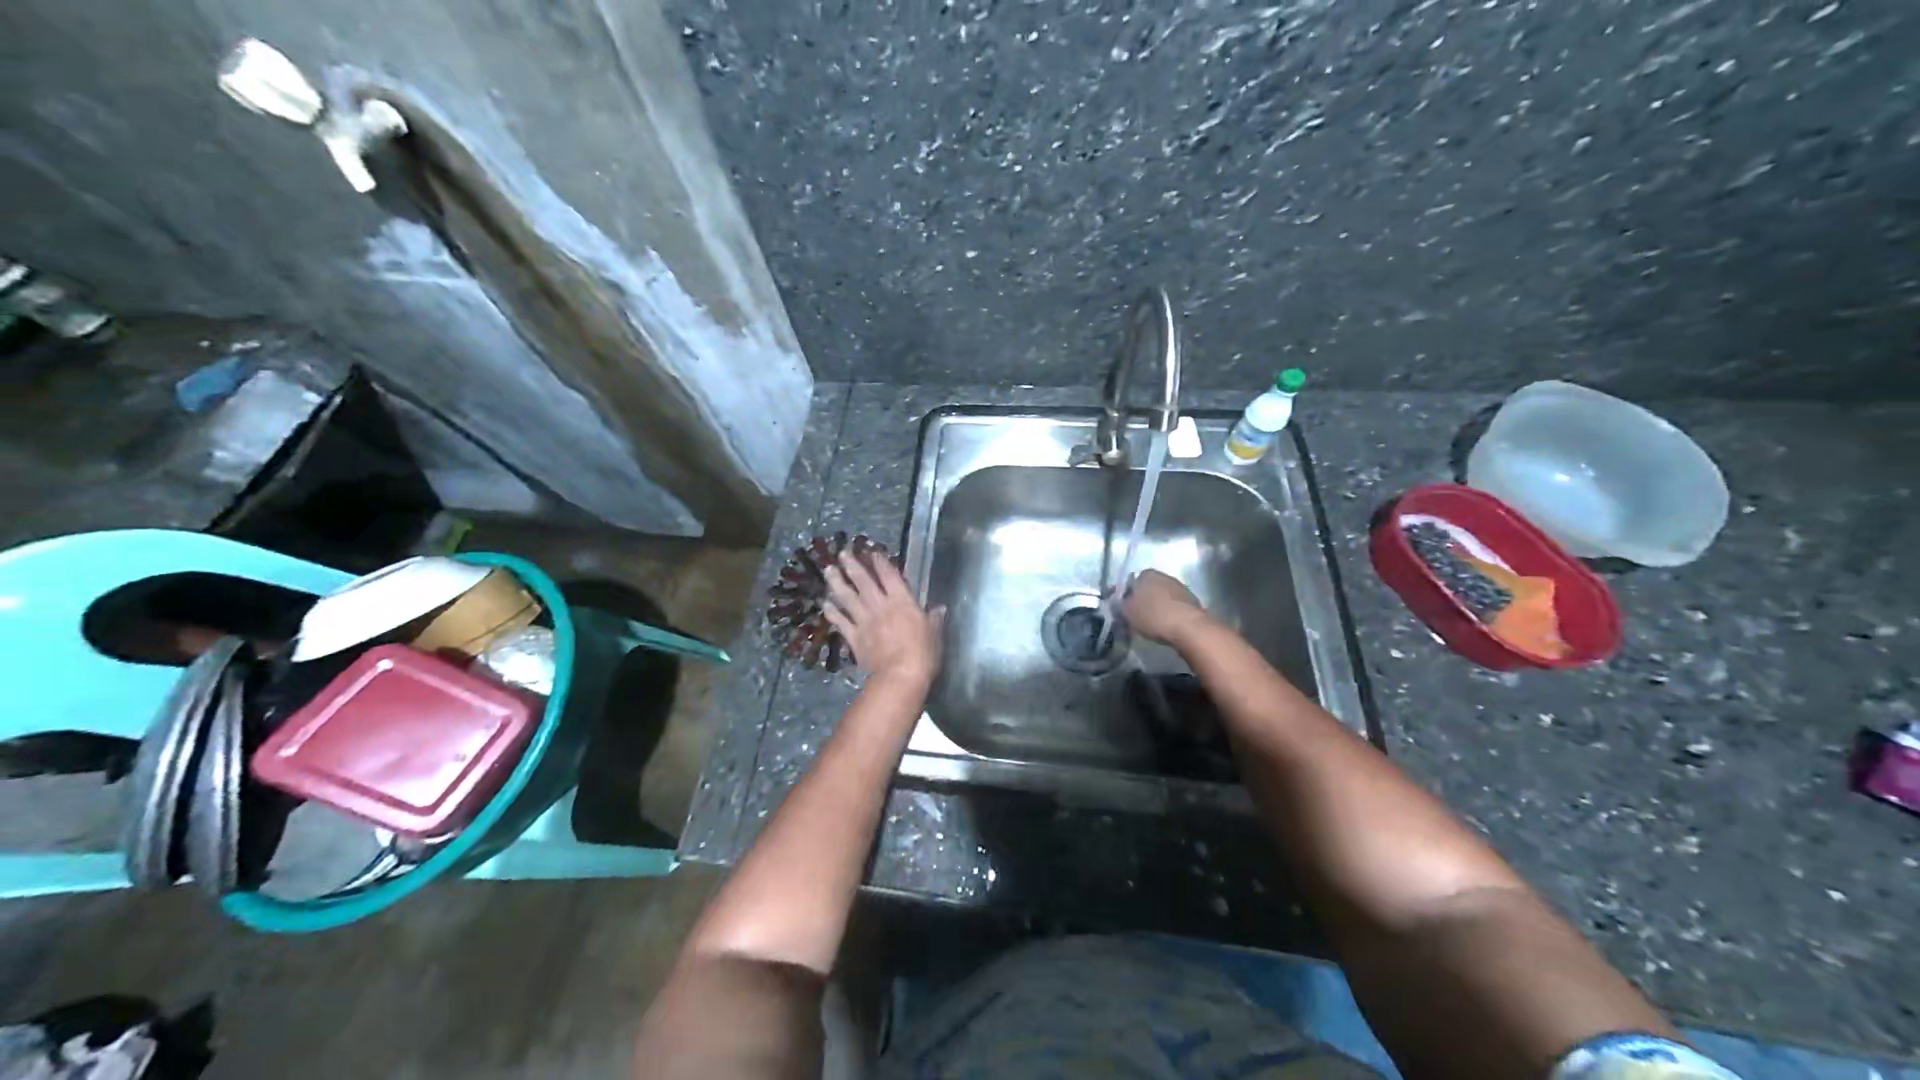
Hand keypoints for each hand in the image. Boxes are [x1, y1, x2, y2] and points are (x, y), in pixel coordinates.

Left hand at [823, 550, 944, 685]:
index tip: (872, 551)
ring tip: (829, 570)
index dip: (880, 561)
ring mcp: (864, 621)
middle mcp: (880, 606)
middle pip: (863, 581)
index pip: (889, 575)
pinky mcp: (854, 637)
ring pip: (847, 597)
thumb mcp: (934, 633)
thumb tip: (939, 609)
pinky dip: (832, 612)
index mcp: (901, 601)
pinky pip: (840, 621)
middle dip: (852, 565)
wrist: (900, 676)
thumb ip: (934, 619)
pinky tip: (825, 604)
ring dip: (837, 582)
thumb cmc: (922, 653)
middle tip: (842, 553)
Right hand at [1123, 569, 1210, 645]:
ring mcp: (1180, 587)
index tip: (1127, 609)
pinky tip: (1168, 625)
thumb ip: (1119, 605)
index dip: (1128, 596)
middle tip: (1140, 616)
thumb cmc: (1153, 616)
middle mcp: (1164, 576)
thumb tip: (1118, 602)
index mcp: (1147, 574)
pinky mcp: (1193, 601)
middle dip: (1145, 600)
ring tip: (1155, 623)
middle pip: (1149, 588)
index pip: (1132, 582)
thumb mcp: (1127, 613)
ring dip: (1159, 606)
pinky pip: (1176, 605)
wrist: (1188, 627)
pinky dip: (1171, 612)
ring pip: (1163, 596)